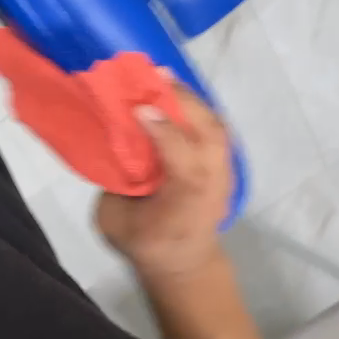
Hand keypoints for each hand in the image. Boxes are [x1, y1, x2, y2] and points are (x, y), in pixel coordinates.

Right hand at [96, 79, 233, 284]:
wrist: (184, 262)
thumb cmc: (143, 241)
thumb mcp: (116, 219)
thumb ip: (116, 182)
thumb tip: (113, 143)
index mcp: (183, 198)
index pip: (180, 155)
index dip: (161, 129)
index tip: (138, 107)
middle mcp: (211, 181)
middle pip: (207, 132)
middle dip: (182, 101)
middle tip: (152, 76)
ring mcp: (224, 173)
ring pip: (216, 127)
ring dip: (191, 100)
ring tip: (164, 77)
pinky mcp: (225, 166)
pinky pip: (216, 130)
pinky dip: (198, 109)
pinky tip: (176, 95)